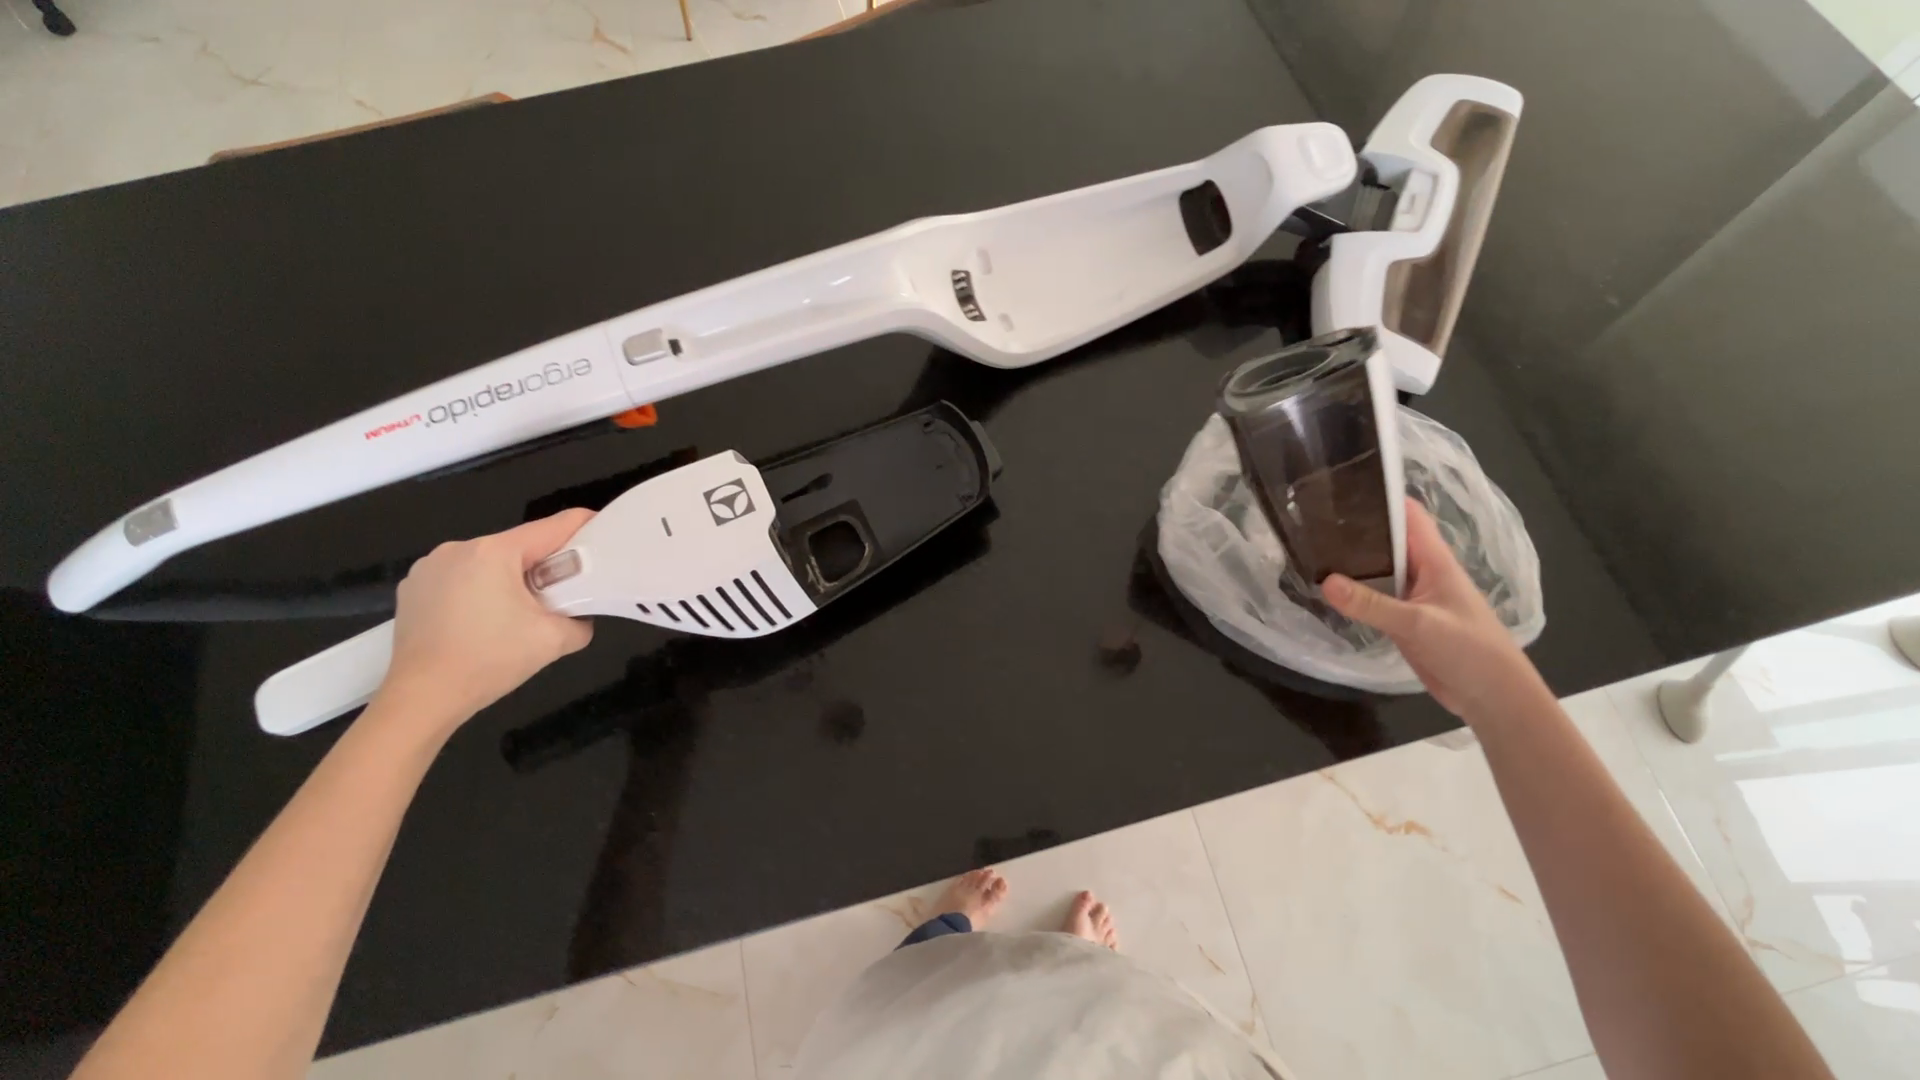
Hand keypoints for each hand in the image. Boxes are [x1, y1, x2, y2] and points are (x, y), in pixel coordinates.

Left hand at [377, 509, 595, 727]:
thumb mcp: (553, 641)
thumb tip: (580, 617)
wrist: (423, 697)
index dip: (581, 527)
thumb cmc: (490, 661)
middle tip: (560, 595)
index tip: (601, 530)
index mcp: (494, 553)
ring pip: (486, 564)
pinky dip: (475, 592)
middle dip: (541, 567)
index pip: (550, 528)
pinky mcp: (412, 589)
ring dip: (506, 579)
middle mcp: (458, 549)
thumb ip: (581, 622)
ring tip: (513, 616)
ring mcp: (428, 567)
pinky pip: (458, 579)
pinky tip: (479, 623)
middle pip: (517, 548)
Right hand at [1322, 498, 1545, 718]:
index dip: (1378, 498)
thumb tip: (1325, 582)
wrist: (1492, 696)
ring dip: (1350, 560)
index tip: (1339, 489)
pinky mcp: (1403, 618)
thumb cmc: (1469, 650)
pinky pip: (1373, 595)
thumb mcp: (1419, 625)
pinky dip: (1352, 590)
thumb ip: (1372, 604)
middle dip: (1354, 528)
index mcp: (1434, 560)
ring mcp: (1411, 596)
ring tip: (1308, 547)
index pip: (1407, 515)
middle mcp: (1421, 571)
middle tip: (1310, 519)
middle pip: (1386, 539)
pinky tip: (1326, 588)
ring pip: (1377, 568)